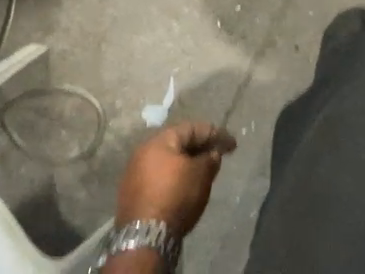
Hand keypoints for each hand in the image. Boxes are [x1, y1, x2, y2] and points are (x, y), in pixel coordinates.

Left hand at [115, 121, 237, 236]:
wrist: (145, 236)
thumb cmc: (176, 196)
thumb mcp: (201, 174)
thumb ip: (210, 159)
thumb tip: (212, 153)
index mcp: (159, 141)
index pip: (192, 128)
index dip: (215, 134)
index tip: (232, 144)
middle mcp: (143, 152)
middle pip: (177, 144)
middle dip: (199, 148)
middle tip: (217, 155)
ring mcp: (134, 174)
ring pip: (167, 161)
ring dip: (186, 163)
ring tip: (203, 172)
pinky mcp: (132, 194)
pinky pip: (159, 177)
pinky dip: (174, 178)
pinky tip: (184, 187)